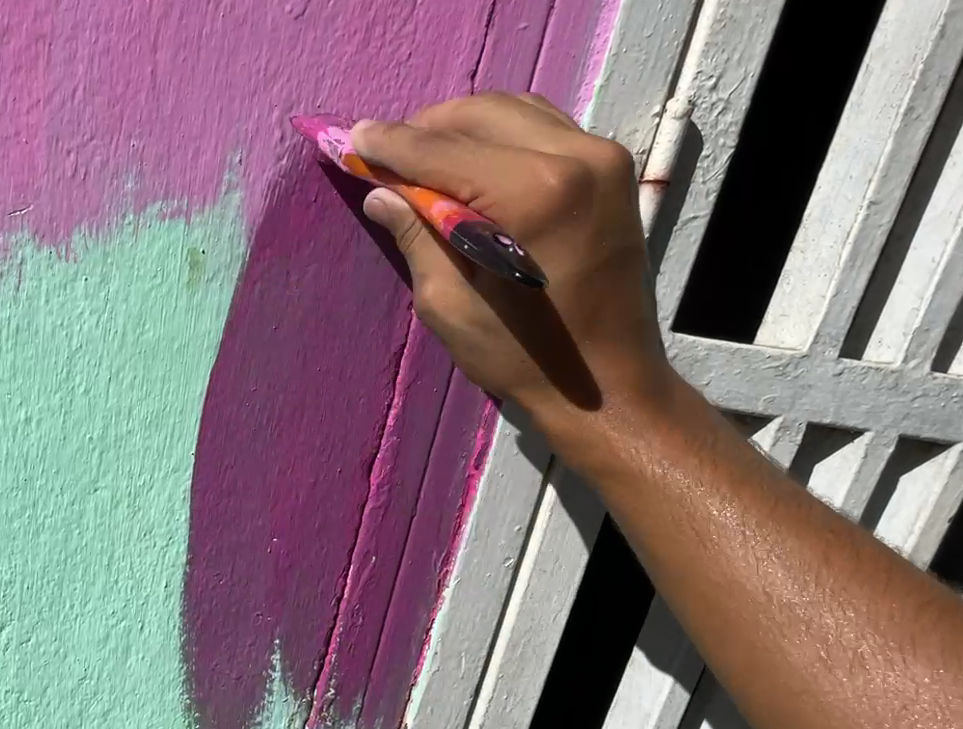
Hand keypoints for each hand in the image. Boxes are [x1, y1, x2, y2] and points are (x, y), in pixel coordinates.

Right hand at [352, 94, 673, 459]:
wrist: (606, 384)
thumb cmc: (520, 358)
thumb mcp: (449, 304)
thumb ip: (417, 236)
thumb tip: (381, 193)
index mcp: (533, 194)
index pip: (444, 150)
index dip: (392, 144)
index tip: (352, 138)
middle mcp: (575, 157)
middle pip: (480, 115)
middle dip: (423, 129)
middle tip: (382, 153)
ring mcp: (602, 157)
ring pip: (514, 110)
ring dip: (460, 127)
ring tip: (419, 158)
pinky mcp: (611, 170)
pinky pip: (542, 128)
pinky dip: (498, 135)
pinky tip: (468, 163)